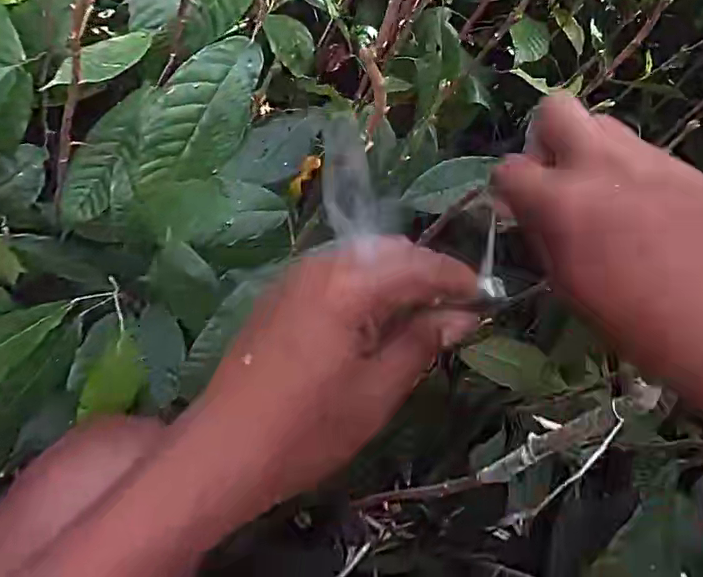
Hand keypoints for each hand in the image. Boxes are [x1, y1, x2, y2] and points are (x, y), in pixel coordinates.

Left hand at [190, 236, 478, 508]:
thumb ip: (422, 342)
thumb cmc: (306, 428)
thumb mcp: (376, 392)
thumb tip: (462, 316)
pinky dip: (368, 280)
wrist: (218, 454)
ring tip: (419, 311)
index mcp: (350, 283)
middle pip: (392, 249)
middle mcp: (324, 263)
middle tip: (454, 305)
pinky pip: (340, 268)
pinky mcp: (283, 289)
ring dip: (398, 274)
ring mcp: (299, 273)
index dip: (456, 278)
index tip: (484, 294)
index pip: (419, 265)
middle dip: (428, 271)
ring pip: (365, 255)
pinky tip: (375, 314)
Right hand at [492, 92, 702, 407]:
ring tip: (604, 189)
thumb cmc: (631, 320)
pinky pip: (640, 149)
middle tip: (559, 174)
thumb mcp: (565, 283)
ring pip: (602, 122)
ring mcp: (646, 159)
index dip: (509, 186)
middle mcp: (600, 164)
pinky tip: (645, 207)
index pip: (510, 167)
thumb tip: (525, 203)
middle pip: (556, 108)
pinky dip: (629, 168)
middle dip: (546, 136)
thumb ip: (540, 230)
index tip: (520, 201)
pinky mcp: (681, 165)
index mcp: (564, 201)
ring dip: (590, 148)